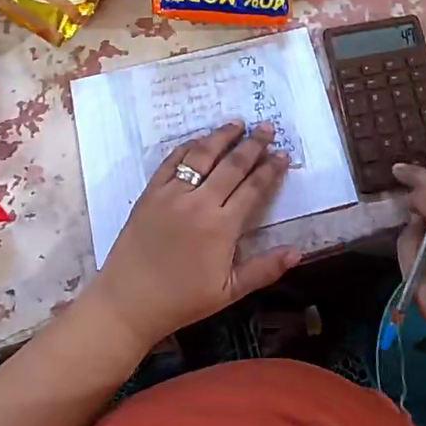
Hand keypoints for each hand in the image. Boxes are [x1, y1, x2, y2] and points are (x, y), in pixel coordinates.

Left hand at [84, 121, 299, 352]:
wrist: (127, 302)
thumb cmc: (182, 301)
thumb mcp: (229, 292)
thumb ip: (264, 269)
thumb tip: (298, 251)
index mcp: (222, 227)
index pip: (253, 188)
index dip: (270, 169)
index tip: (282, 153)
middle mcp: (199, 203)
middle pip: (232, 165)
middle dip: (253, 144)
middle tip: (267, 127)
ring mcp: (172, 194)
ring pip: (202, 155)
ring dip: (221, 136)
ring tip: (237, 123)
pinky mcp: (151, 193)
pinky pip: (172, 161)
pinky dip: (188, 147)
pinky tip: (200, 140)